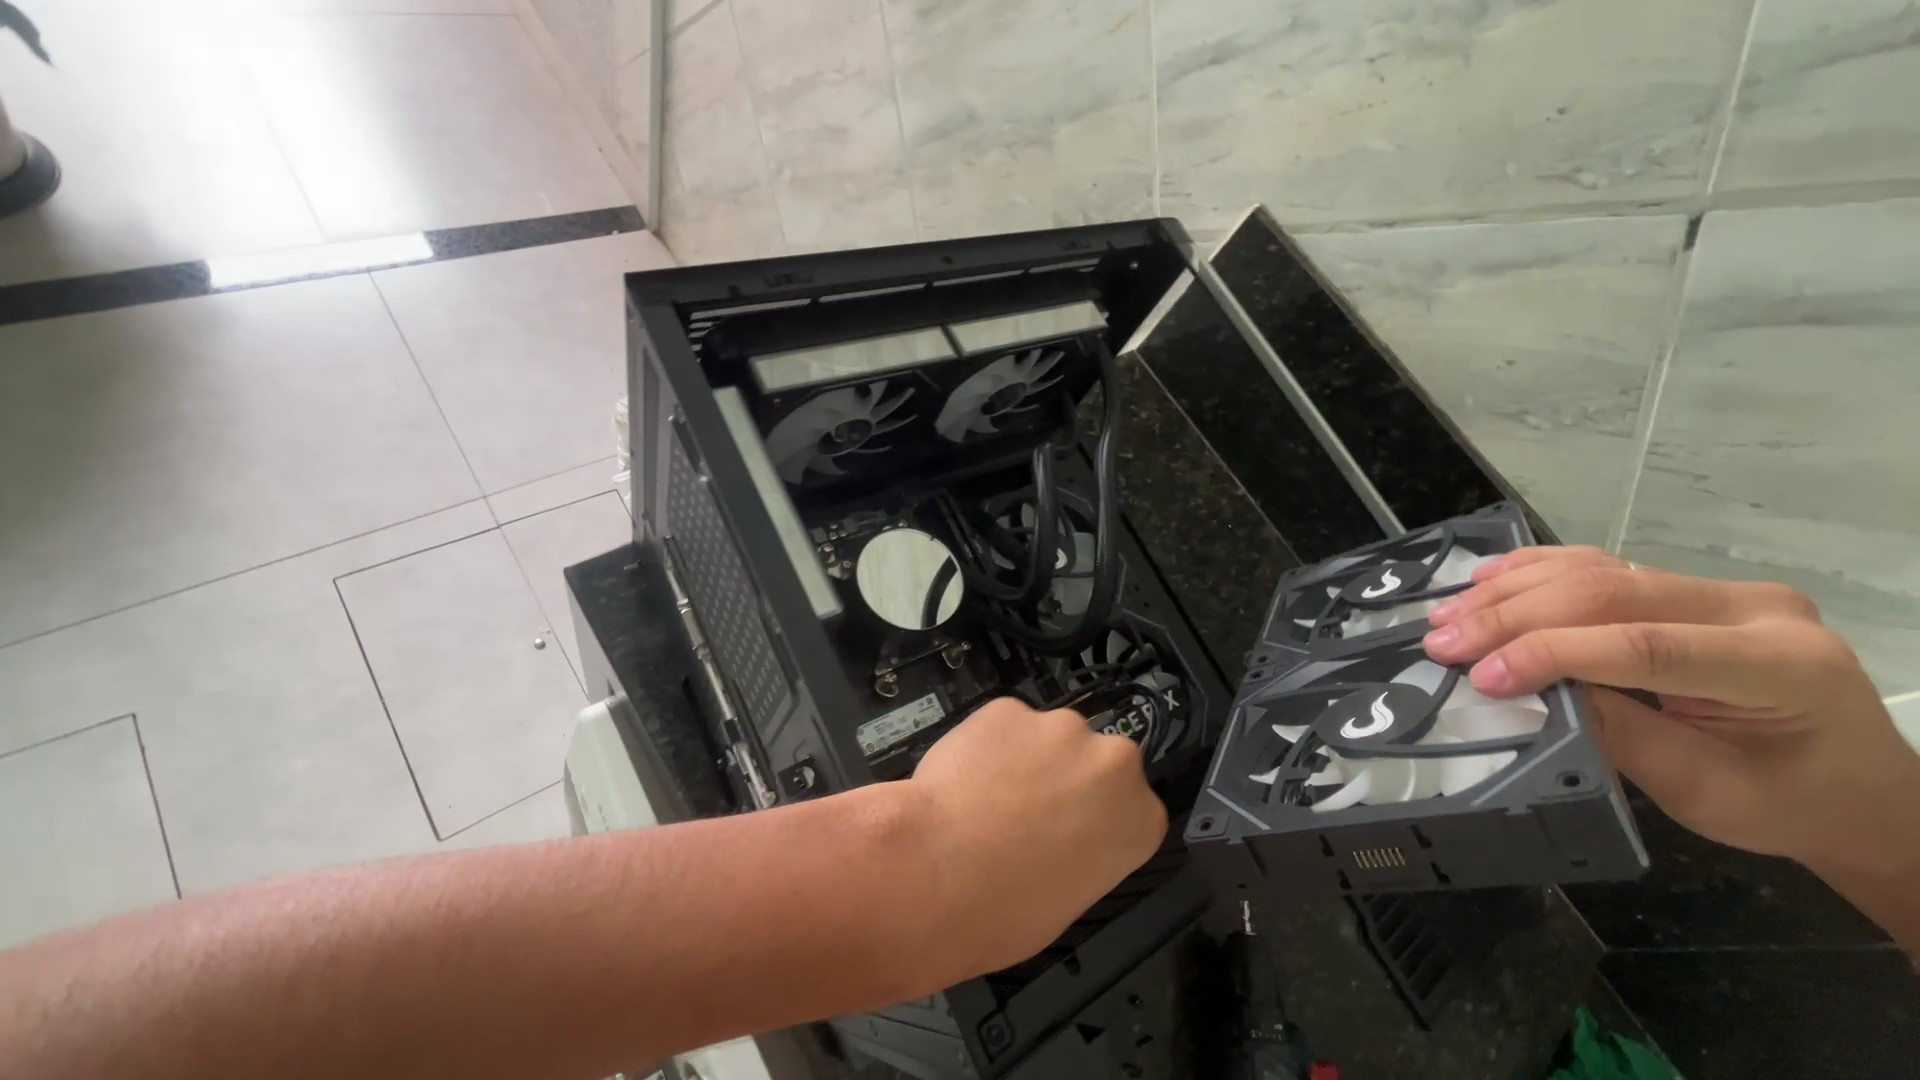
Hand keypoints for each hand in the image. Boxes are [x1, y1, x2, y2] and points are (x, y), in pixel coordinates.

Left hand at [905, 697, 1167, 977]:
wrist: (940, 871)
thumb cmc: (1007, 908)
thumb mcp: (1069, 900)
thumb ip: (1081, 855)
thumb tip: (1057, 845)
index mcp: (1141, 817)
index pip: (1132, 805)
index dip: (1094, 816)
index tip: (1070, 829)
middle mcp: (1111, 761)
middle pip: (1093, 758)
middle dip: (1065, 777)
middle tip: (1026, 813)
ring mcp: (1058, 727)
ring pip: (1044, 737)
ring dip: (1024, 758)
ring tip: (986, 800)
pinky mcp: (1008, 708)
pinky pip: (1001, 725)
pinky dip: (985, 744)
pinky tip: (964, 780)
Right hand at [1420, 546, 1919, 864]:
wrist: (1854, 794)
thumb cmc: (1785, 805)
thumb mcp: (1699, 788)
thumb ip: (1617, 733)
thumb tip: (1526, 690)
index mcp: (1780, 665)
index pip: (1643, 644)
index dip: (1550, 655)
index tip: (1480, 678)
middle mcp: (1753, 608)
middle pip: (1610, 593)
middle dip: (1513, 618)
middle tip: (1442, 642)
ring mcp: (1721, 590)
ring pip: (1596, 570)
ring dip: (1511, 591)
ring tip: (1448, 615)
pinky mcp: (1690, 589)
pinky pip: (1603, 566)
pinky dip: (1536, 570)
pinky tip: (1487, 578)